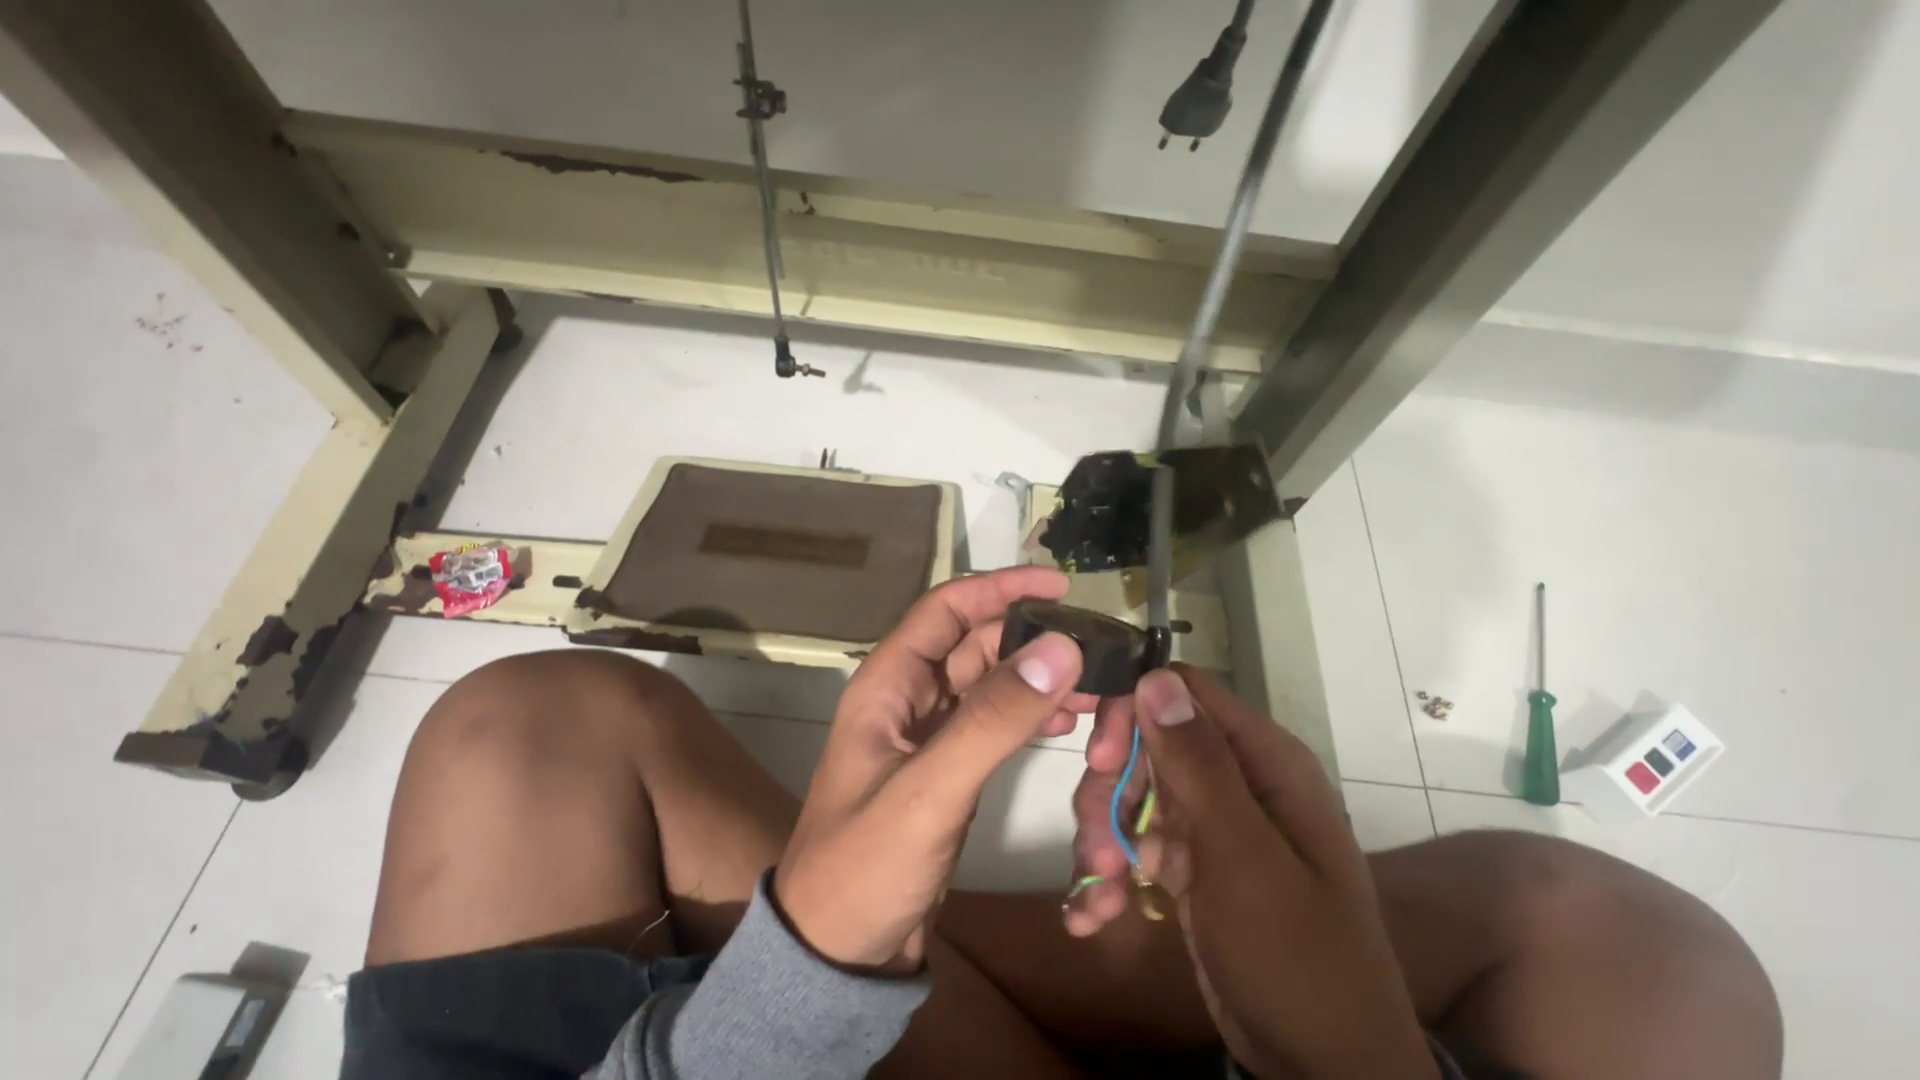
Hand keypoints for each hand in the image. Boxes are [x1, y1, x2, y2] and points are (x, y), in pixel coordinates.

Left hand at [774, 567, 1093, 971]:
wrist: (837, 949)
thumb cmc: (867, 865)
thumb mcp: (930, 790)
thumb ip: (993, 719)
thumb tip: (1062, 648)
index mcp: (887, 685)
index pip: (946, 609)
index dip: (1001, 588)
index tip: (1062, 586)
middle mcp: (906, 699)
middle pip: (975, 643)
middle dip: (1032, 639)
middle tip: (1097, 651)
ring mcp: (926, 736)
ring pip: (988, 684)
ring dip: (1036, 678)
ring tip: (1093, 691)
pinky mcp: (945, 770)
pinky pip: (991, 724)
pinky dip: (1026, 716)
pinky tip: (1062, 726)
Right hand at [1077, 666, 1436, 1078]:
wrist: (1322, 1066)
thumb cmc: (1296, 957)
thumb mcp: (1244, 859)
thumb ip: (1200, 766)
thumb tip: (1156, 676)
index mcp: (1265, 762)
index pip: (1183, 694)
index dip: (1131, 713)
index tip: (1098, 760)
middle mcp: (1239, 783)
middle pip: (1148, 745)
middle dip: (1110, 791)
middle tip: (1097, 845)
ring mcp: (1214, 827)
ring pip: (1133, 796)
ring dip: (1103, 840)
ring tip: (1098, 894)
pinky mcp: (1193, 868)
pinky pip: (1137, 847)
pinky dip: (1110, 876)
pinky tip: (1093, 914)